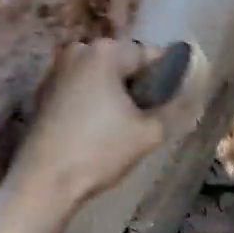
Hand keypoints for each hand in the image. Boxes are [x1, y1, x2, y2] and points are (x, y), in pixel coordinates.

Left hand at [6, 39, 208, 207]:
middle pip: (122, 64)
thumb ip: (174, 106)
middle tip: (147, 120)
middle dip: (137, 87)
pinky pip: (79, 91)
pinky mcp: (42, 94)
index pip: (150, 55)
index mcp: (104, 51)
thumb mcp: (148, 133)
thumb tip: (191, 92)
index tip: (174, 102)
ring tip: (123, 129)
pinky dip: (92, 104)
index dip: (167, 78)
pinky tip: (96, 131)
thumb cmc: (98, 152)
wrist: (43, 182)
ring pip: (99, 78)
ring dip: (114, 96)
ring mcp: (55, 71)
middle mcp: (77, 51)